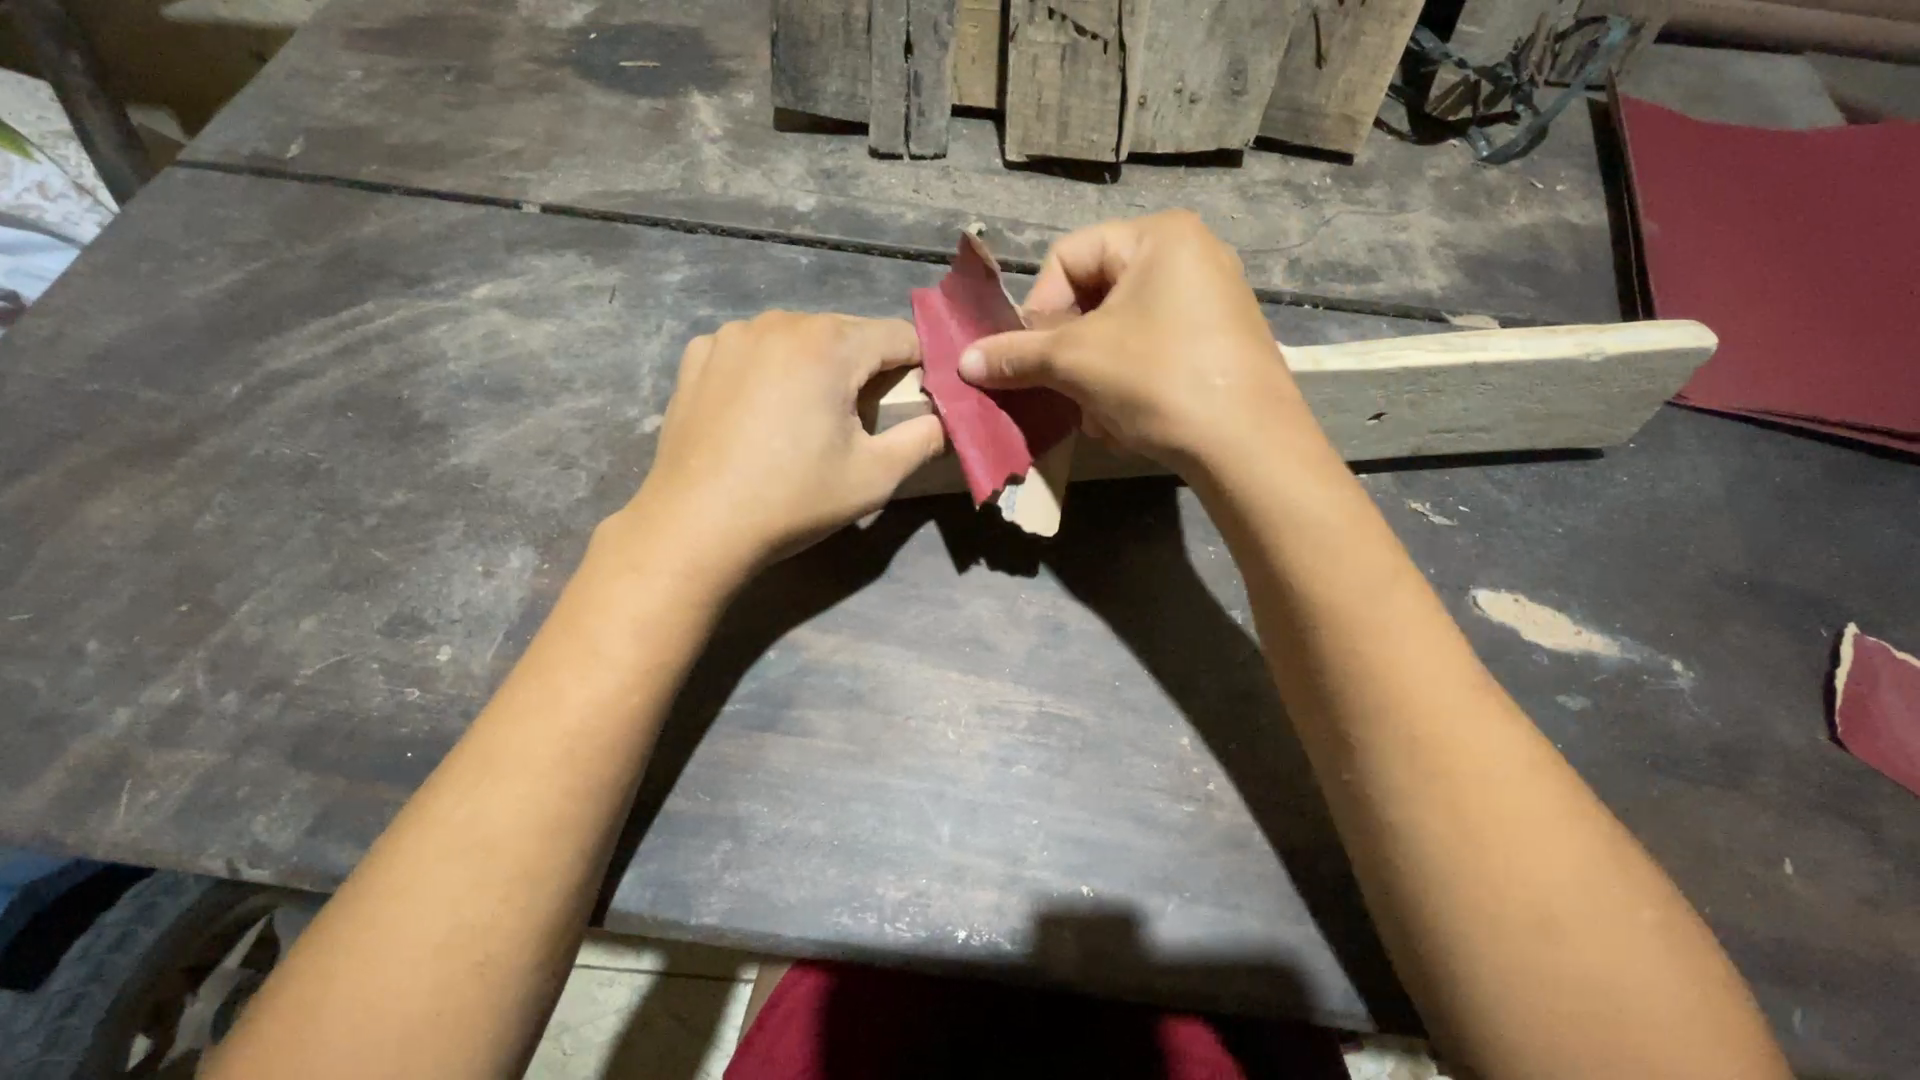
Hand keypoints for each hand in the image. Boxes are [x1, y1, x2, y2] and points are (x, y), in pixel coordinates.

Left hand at [619, 312, 945, 583]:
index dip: (920, 367)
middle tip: (861, 422)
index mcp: (829, 344)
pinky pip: (751, 350)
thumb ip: (923, 439)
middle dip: (865, 369)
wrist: (695, 527)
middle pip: (847, 333)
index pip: (900, 335)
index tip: (917, 403)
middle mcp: (779, 322)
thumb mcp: (875, 477)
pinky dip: (767, 371)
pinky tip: (758, 413)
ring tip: (806, 419)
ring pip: (798, 339)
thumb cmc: (792, 501)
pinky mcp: (698, 357)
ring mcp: (732, 335)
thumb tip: (944, 420)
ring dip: (815, 368)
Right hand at [957, 211, 1319, 477]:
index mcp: (1158, 236)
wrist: (1248, 445)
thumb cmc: (1158, 380)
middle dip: (1070, 353)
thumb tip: (965, 361)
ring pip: (1121, 332)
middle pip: (1095, 296)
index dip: (1038, 309)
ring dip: (1095, 378)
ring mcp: (1213, 300)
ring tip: (1097, 417)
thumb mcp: (1076, 363)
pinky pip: (1154, 352)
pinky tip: (1127, 425)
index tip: (1032, 357)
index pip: (1068, 257)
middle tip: (1062, 391)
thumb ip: (1016, 355)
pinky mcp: (1221, 343)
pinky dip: (1130, 386)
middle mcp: (1191, 255)